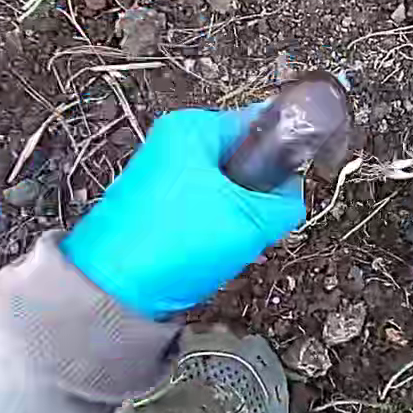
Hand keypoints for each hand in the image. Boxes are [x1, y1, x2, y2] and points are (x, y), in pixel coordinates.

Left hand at [62, 107, 304, 318]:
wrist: (114, 290)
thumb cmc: (176, 241)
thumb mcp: (251, 220)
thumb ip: (286, 201)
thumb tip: (293, 194)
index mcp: (193, 128)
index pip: (260, 121)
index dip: (285, 150)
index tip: (297, 177)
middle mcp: (176, 143)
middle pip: (245, 157)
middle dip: (261, 193)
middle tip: (264, 219)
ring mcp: (166, 175)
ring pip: (230, 187)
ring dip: (244, 215)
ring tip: (239, 240)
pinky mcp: (160, 205)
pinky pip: (209, 207)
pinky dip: (222, 227)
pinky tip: (221, 251)